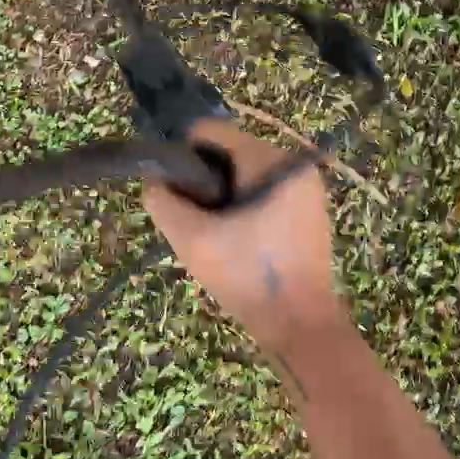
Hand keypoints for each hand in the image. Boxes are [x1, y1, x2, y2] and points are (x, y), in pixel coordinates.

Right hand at [142, 118, 342, 348]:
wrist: (299, 327)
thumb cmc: (246, 276)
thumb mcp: (190, 238)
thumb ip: (161, 200)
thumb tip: (153, 181)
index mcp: (272, 162)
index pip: (211, 131)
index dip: (181, 156)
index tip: (173, 192)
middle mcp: (294, 166)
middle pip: (226, 152)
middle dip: (201, 180)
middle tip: (192, 220)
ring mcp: (304, 189)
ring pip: (240, 174)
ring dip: (218, 197)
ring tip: (210, 233)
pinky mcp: (306, 211)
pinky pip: (259, 192)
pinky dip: (238, 208)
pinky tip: (230, 240)